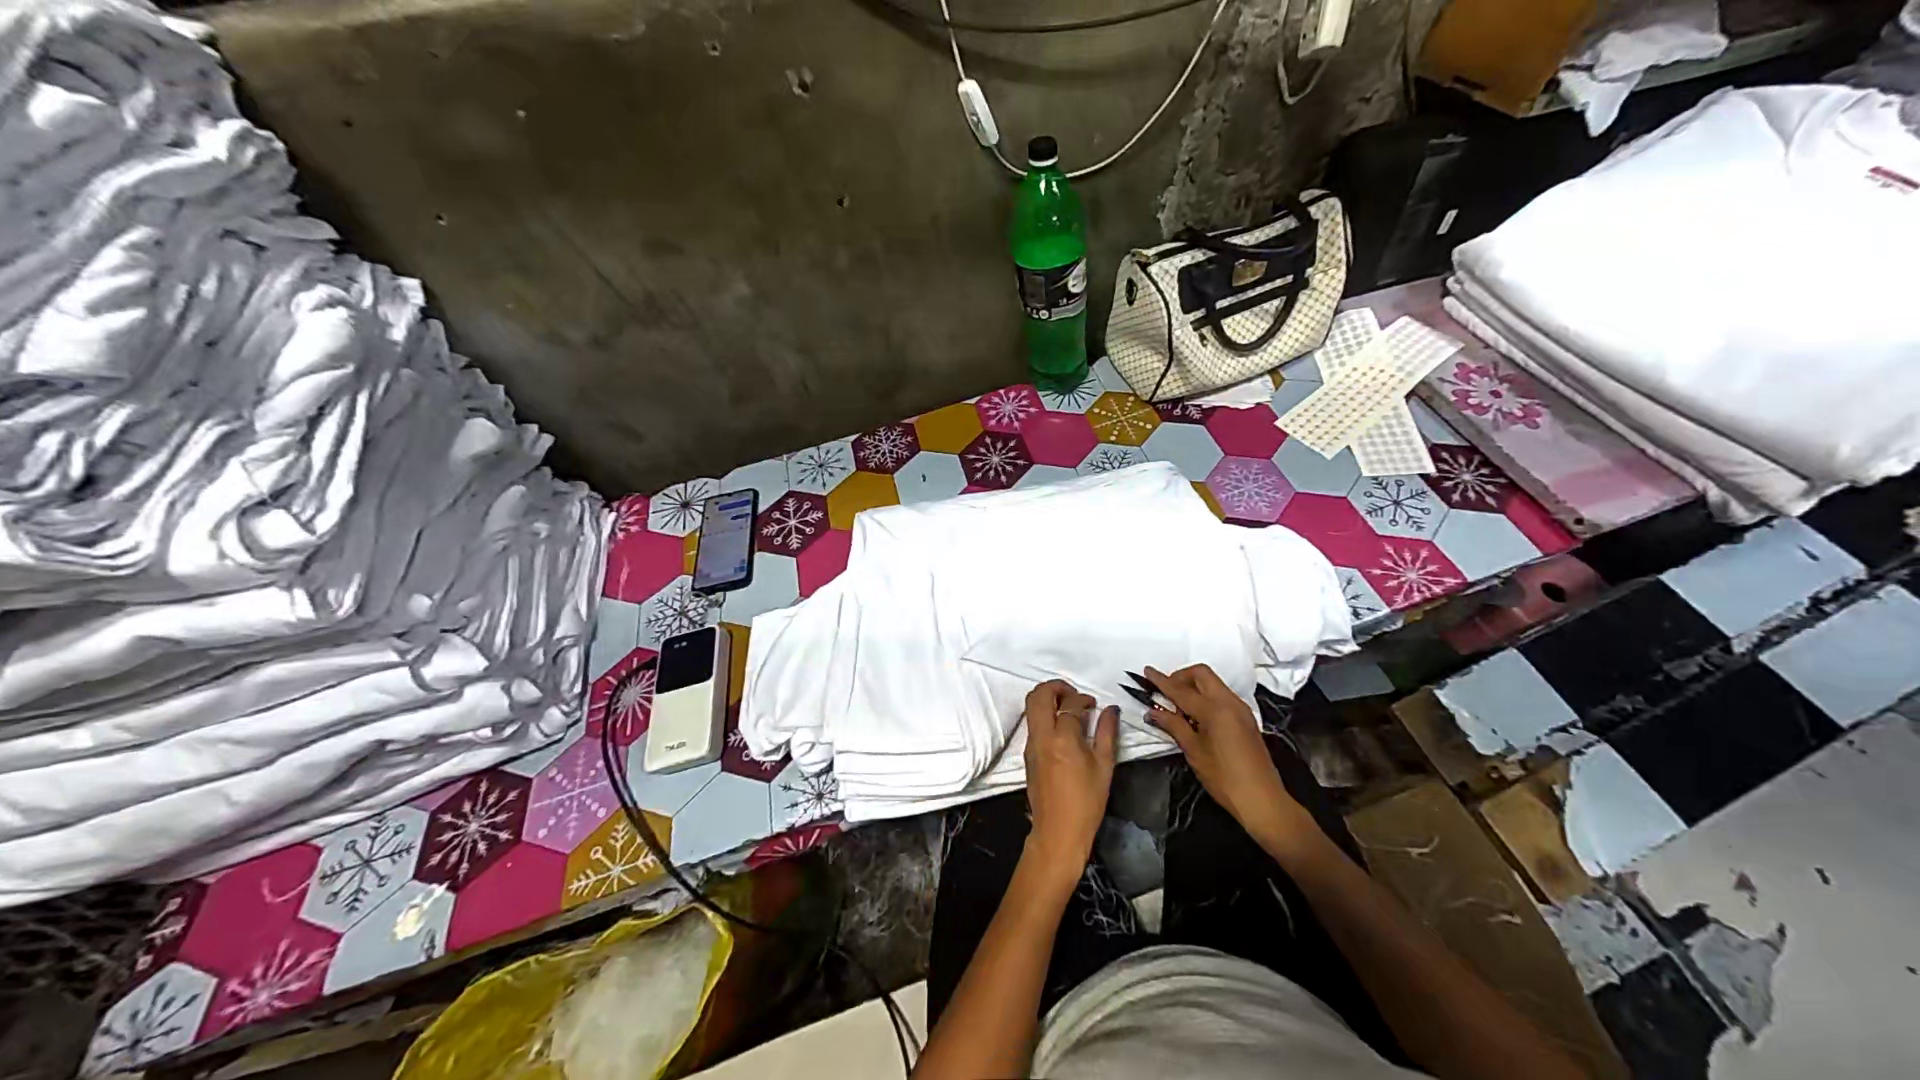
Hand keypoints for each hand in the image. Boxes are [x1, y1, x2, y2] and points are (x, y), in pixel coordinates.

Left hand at [1020, 680, 1118, 879]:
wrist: (1058, 831)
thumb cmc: (1087, 801)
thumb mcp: (1105, 766)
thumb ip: (1107, 733)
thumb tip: (1110, 710)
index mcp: (1063, 737)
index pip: (1070, 703)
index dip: (1083, 698)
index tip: (1094, 704)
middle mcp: (1041, 736)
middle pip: (1038, 695)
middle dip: (1056, 687)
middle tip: (1074, 695)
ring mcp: (1030, 744)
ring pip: (1030, 706)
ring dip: (1047, 698)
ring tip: (1068, 708)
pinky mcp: (1027, 754)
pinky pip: (1031, 723)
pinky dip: (1043, 714)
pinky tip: (1061, 726)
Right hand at [1142, 665, 1316, 854]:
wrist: (1262, 799)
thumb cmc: (1224, 778)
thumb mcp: (1194, 751)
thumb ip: (1174, 726)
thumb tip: (1153, 712)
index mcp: (1215, 709)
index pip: (1181, 689)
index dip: (1161, 681)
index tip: (1147, 672)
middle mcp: (1230, 702)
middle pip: (1201, 674)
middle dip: (1180, 677)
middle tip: (1164, 693)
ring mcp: (1240, 709)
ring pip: (1213, 683)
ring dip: (1193, 687)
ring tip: (1177, 707)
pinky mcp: (1246, 719)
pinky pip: (1221, 695)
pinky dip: (1205, 697)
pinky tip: (1195, 716)